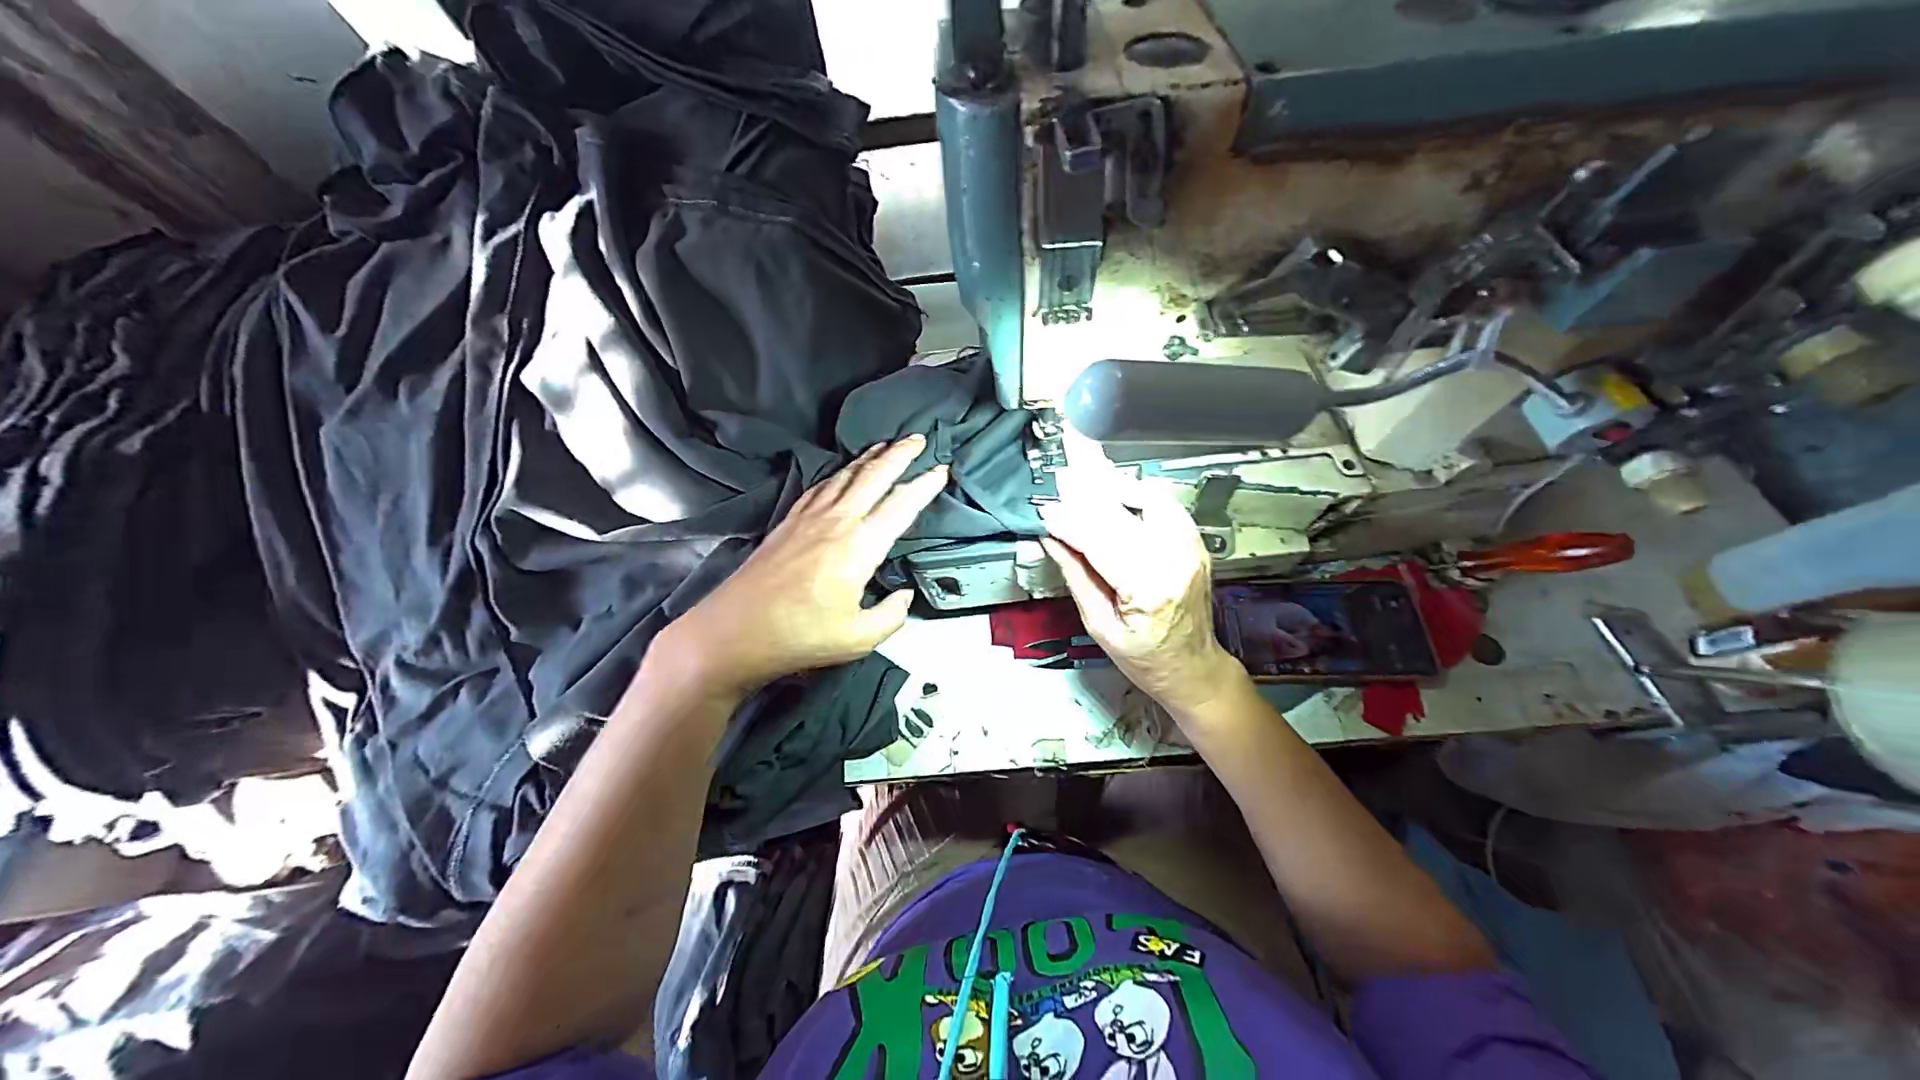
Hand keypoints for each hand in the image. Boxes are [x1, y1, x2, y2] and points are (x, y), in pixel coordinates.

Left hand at [653, 436, 947, 696]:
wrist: (736, 631)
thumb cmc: (798, 636)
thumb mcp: (859, 638)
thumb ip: (891, 615)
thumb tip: (902, 596)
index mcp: (860, 548)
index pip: (901, 506)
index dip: (924, 485)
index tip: (941, 470)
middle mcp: (836, 523)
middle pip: (873, 476)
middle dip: (899, 454)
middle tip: (918, 439)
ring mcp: (808, 519)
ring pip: (845, 476)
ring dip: (869, 457)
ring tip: (886, 446)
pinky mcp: (788, 523)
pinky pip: (820, 487)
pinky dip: (839, 473)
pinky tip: (842, 473)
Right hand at [1039, 478, 1249, 715]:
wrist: (1192, 666)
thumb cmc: (1147, 658)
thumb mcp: (1099, 625)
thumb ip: (1077, 576)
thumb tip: (1053, 539)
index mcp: (1148, 590)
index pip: (1100, 542)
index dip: (1069, 523)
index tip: (1046, 511)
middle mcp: (1174, 562)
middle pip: (1123, 515)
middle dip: (1087, 496)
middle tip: (1061, 480)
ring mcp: (1189, 549)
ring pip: (1147, 500)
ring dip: (1113, 487)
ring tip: (1084, 476)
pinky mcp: (1194, 543)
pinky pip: (1165, 505)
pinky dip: (1138, 493)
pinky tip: (1116, 489)